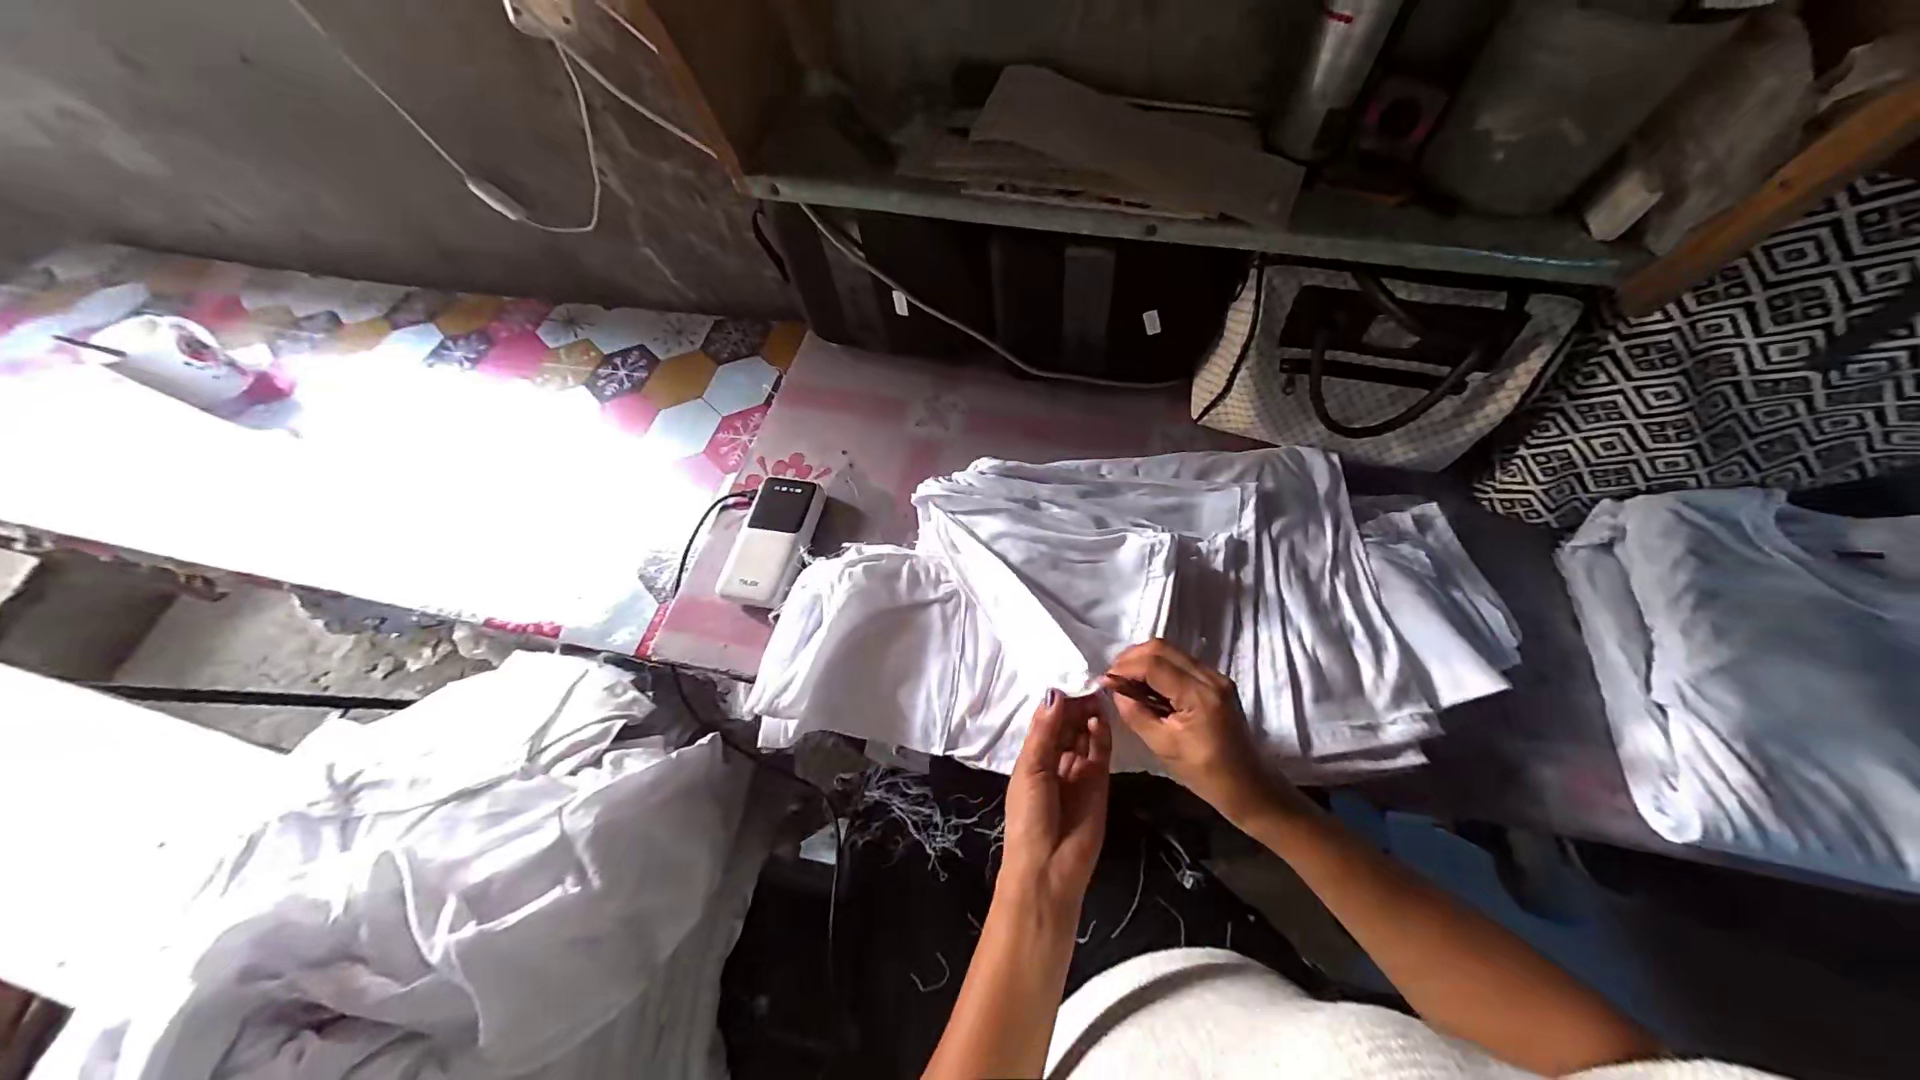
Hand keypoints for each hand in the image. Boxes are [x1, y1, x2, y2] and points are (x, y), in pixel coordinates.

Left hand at [1000, 689, 1111, 911]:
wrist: (1050, 865)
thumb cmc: (1030, 815)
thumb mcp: (1030, 768)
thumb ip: (1044, 732)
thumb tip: (1054, 693)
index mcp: (1033, 758)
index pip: (1047, 722)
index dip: (1056, 703)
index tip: (1067, 678)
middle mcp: (1056, 760)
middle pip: (1068, 724)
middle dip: (1075, 705)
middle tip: (1085, 682)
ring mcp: (1079, 769)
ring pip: (1085, 733)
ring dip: (1087, 714)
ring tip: (1094, 694)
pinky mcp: (1100, 780)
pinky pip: (1101, 750)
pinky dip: (1101, 732)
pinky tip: (1098, 717)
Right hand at [1103, 639, 1301, 825]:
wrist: (1250, 787)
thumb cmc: (1206, 774)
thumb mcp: (1163, 747)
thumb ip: (1136, 715)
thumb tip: (1114, 691)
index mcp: (1200, 696)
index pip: (1154, 664)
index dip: (1124, 667)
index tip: (1104, 680)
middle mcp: (1211, 678)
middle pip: (1162, 648)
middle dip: (1131, 658)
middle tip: (1112, 678)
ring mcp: (1217, 677)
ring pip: (1172, 651)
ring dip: (1144, 660)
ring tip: (1125, 681)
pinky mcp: (1217, 682)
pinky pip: (1181, 663)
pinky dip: (1159, 667)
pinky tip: (1146, 686)